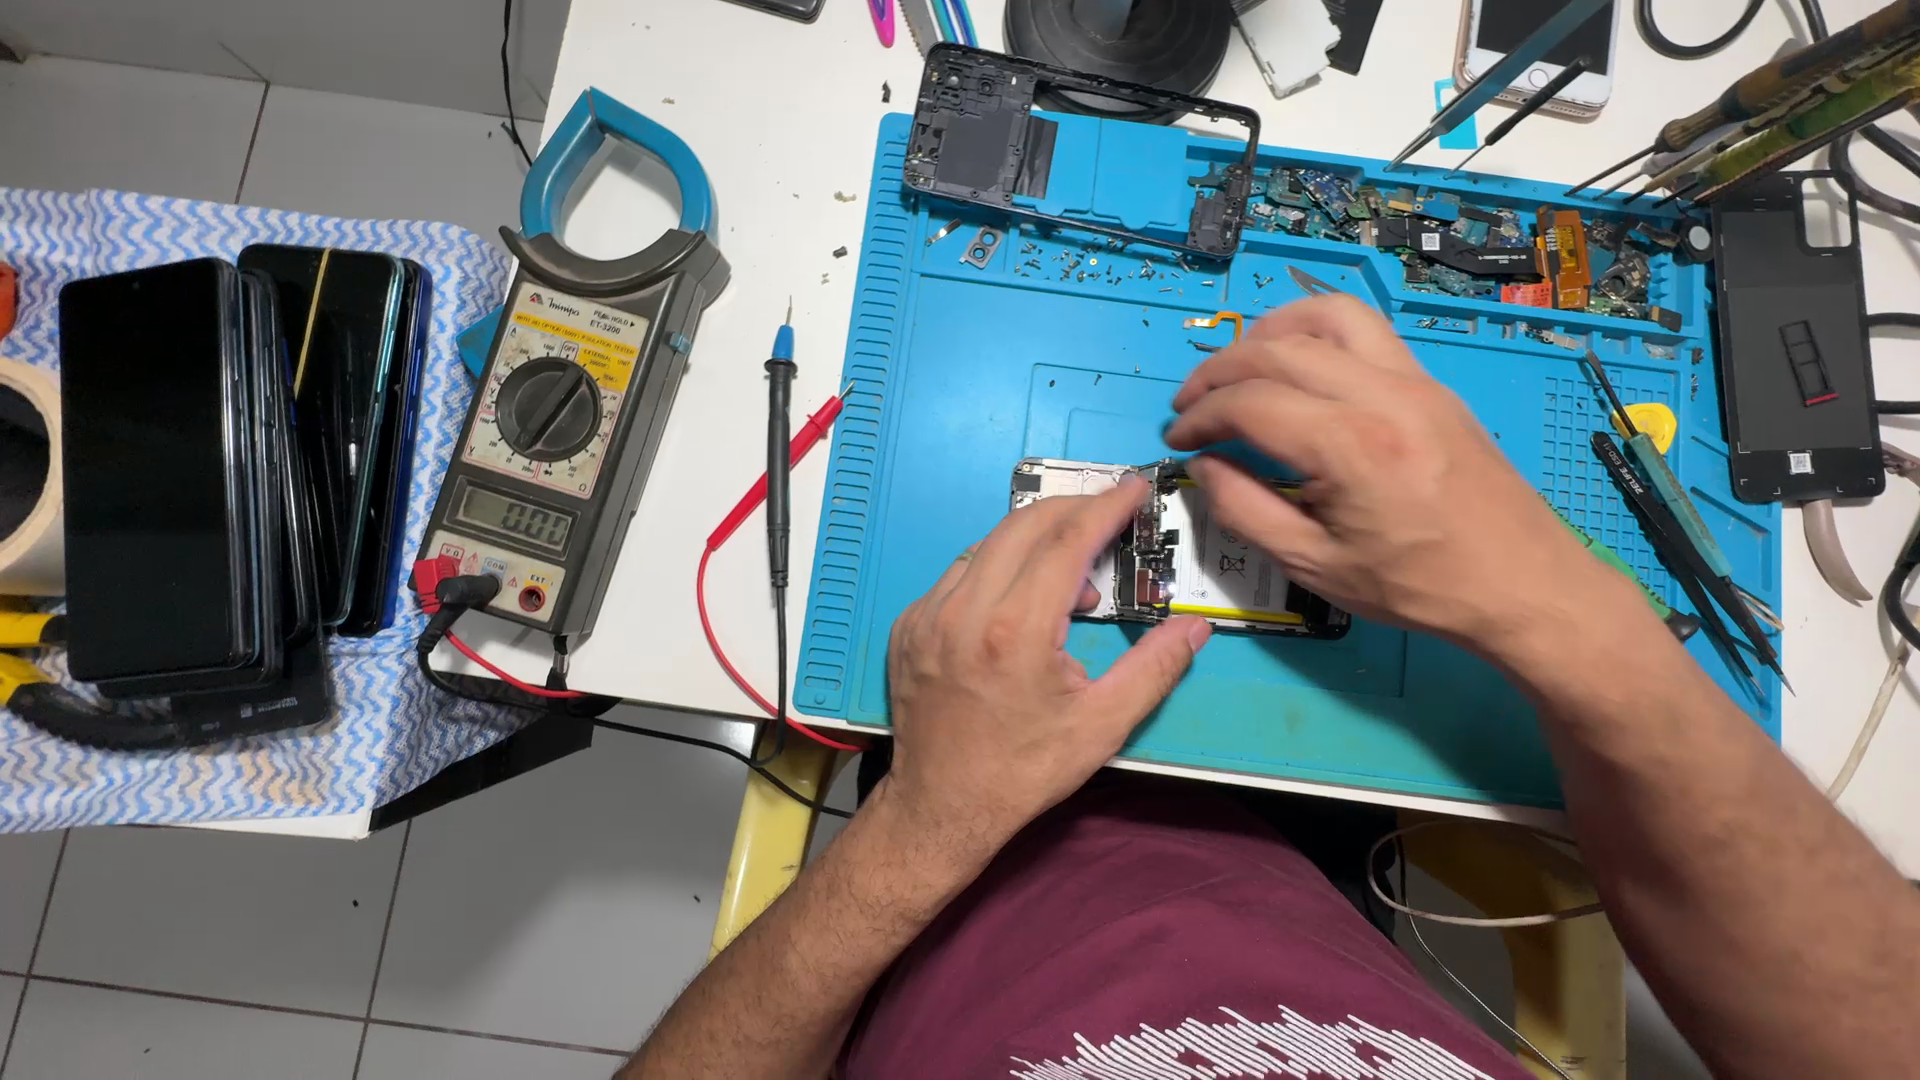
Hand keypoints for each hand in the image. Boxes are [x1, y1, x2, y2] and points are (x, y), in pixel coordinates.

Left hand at [879, 477, 1210, 850]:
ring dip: (1032, 543)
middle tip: (1106, 518)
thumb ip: (1154, 668)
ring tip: (1068, 582)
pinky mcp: (907, 624)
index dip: (1105, 507)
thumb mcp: (1102, 726)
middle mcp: (963, 610)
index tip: (1132, 487)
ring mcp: (926, 614)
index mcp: (1015, 631)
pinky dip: (994, 570)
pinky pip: (957, 574)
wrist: (941, 806)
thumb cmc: (1024, 770)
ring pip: (987, 545)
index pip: (1067, 542)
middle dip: (1071, 510)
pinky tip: (1016, 602)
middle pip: (1023, 526)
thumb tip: (1195, 627)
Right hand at [1164, 295, 1629, 651]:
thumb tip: (1204, 466)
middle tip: (1188, 406)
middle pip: (1277, 350)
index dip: (1199, 417)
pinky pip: (1364, 330)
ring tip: (1237, 368)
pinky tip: (1295, 364)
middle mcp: (1381, 395)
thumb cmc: (1413, 586)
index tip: (1176, 440)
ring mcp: (1413, 381)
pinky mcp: (1430, 384)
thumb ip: (1243, 510)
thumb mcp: (1310, 565)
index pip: (1249, 403)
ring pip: (1325, 317)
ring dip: (1266, 333)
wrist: (1522, 586)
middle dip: (1216, 372)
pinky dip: (1314, 332)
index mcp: (1349, 447)